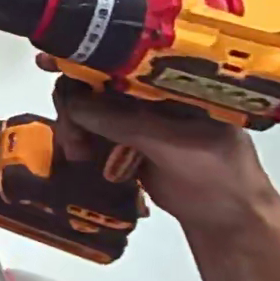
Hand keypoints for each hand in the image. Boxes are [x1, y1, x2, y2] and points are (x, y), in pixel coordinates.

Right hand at [44, 67, 279, 238]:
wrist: (229, 223)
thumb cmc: (217, 176)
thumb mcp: (171, 144)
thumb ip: (122, 122)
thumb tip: (72, 103)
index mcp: (170, 79)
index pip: (121, 58)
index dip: (86, 57)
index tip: (50, 61)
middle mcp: (149, 89)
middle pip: (95, 79)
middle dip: (72, 100)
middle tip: (67, 129)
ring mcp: (135, 114)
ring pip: (86, 104)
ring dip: (72, 123)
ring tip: (76, 152)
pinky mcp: (123, 137)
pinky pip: (88, 127)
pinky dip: (76, 137)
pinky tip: (76, 154)